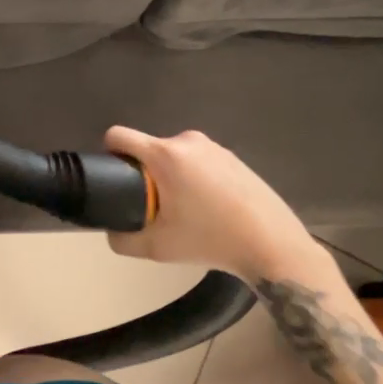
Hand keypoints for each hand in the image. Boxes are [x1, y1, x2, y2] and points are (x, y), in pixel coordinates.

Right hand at [102, 127, 321, 282]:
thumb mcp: (158, 248)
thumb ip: (122, 240)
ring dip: (171, 176)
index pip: (118, 135)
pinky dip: (195, 178)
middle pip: (148, 149)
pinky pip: (199, 161)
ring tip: (186, 210)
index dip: (108, 153)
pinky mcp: (233, 157)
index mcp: (164, 155)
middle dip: (145, 173)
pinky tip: (210, 207)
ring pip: (174, 156)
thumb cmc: (212, 240)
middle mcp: (187, 141)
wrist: (273, 245)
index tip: (115, 177)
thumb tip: (110, 231)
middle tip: (155, 206)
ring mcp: (214, 147)